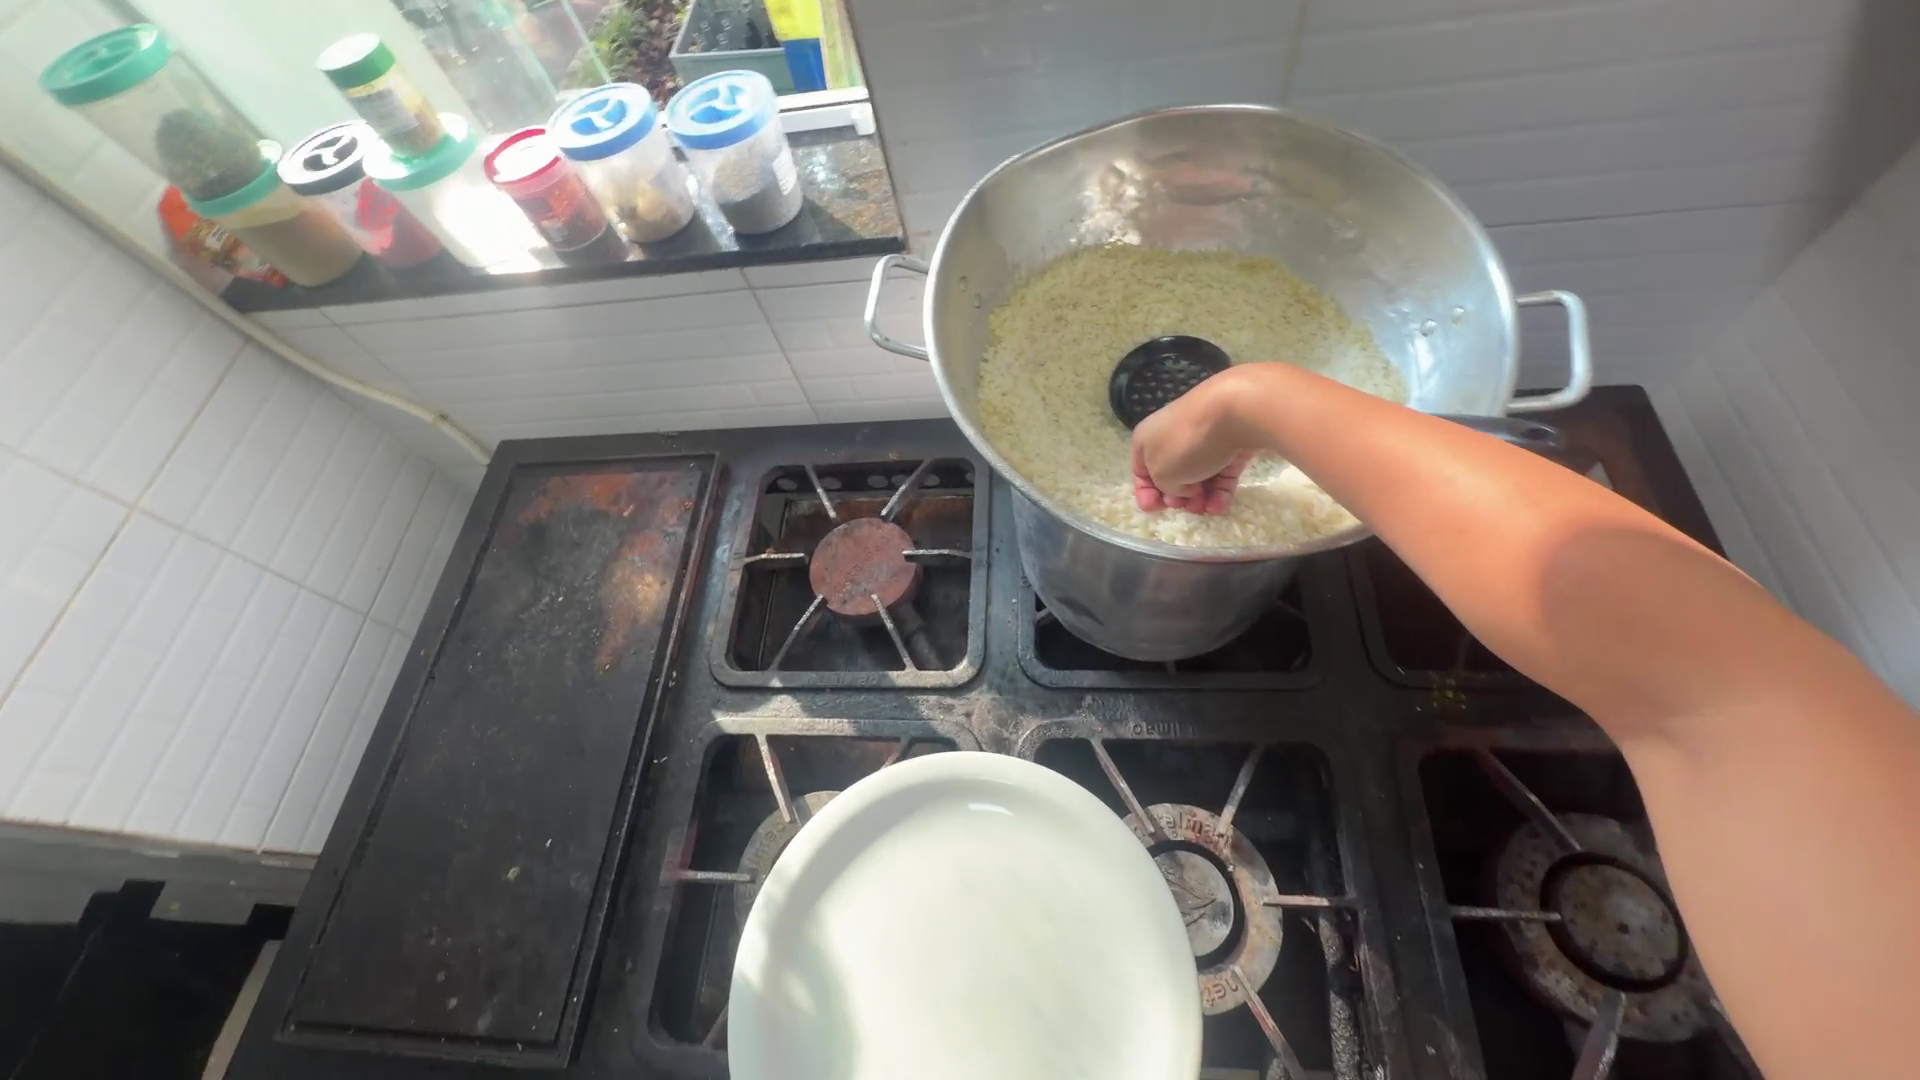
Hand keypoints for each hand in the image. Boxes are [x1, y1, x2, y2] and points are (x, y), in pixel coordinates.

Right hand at [1129, 374, 1252, 514]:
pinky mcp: (1230, 443)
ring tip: (1208, 510)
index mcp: (1146, 439)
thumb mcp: (1162, 474)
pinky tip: (1221, 506)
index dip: (1145, 493)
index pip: (1140, 471)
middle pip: (1172, 474)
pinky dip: (1220, 490)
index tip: (1155, 510)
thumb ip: (1165, 487)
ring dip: (1201, 498)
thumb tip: (1184, 487)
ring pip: (1199, 475)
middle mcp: (1171, 436)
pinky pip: (1221, 471)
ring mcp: (1202, 438)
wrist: (1232, 412)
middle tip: (1186, 508)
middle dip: (1178, 497)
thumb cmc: (1185, 444)